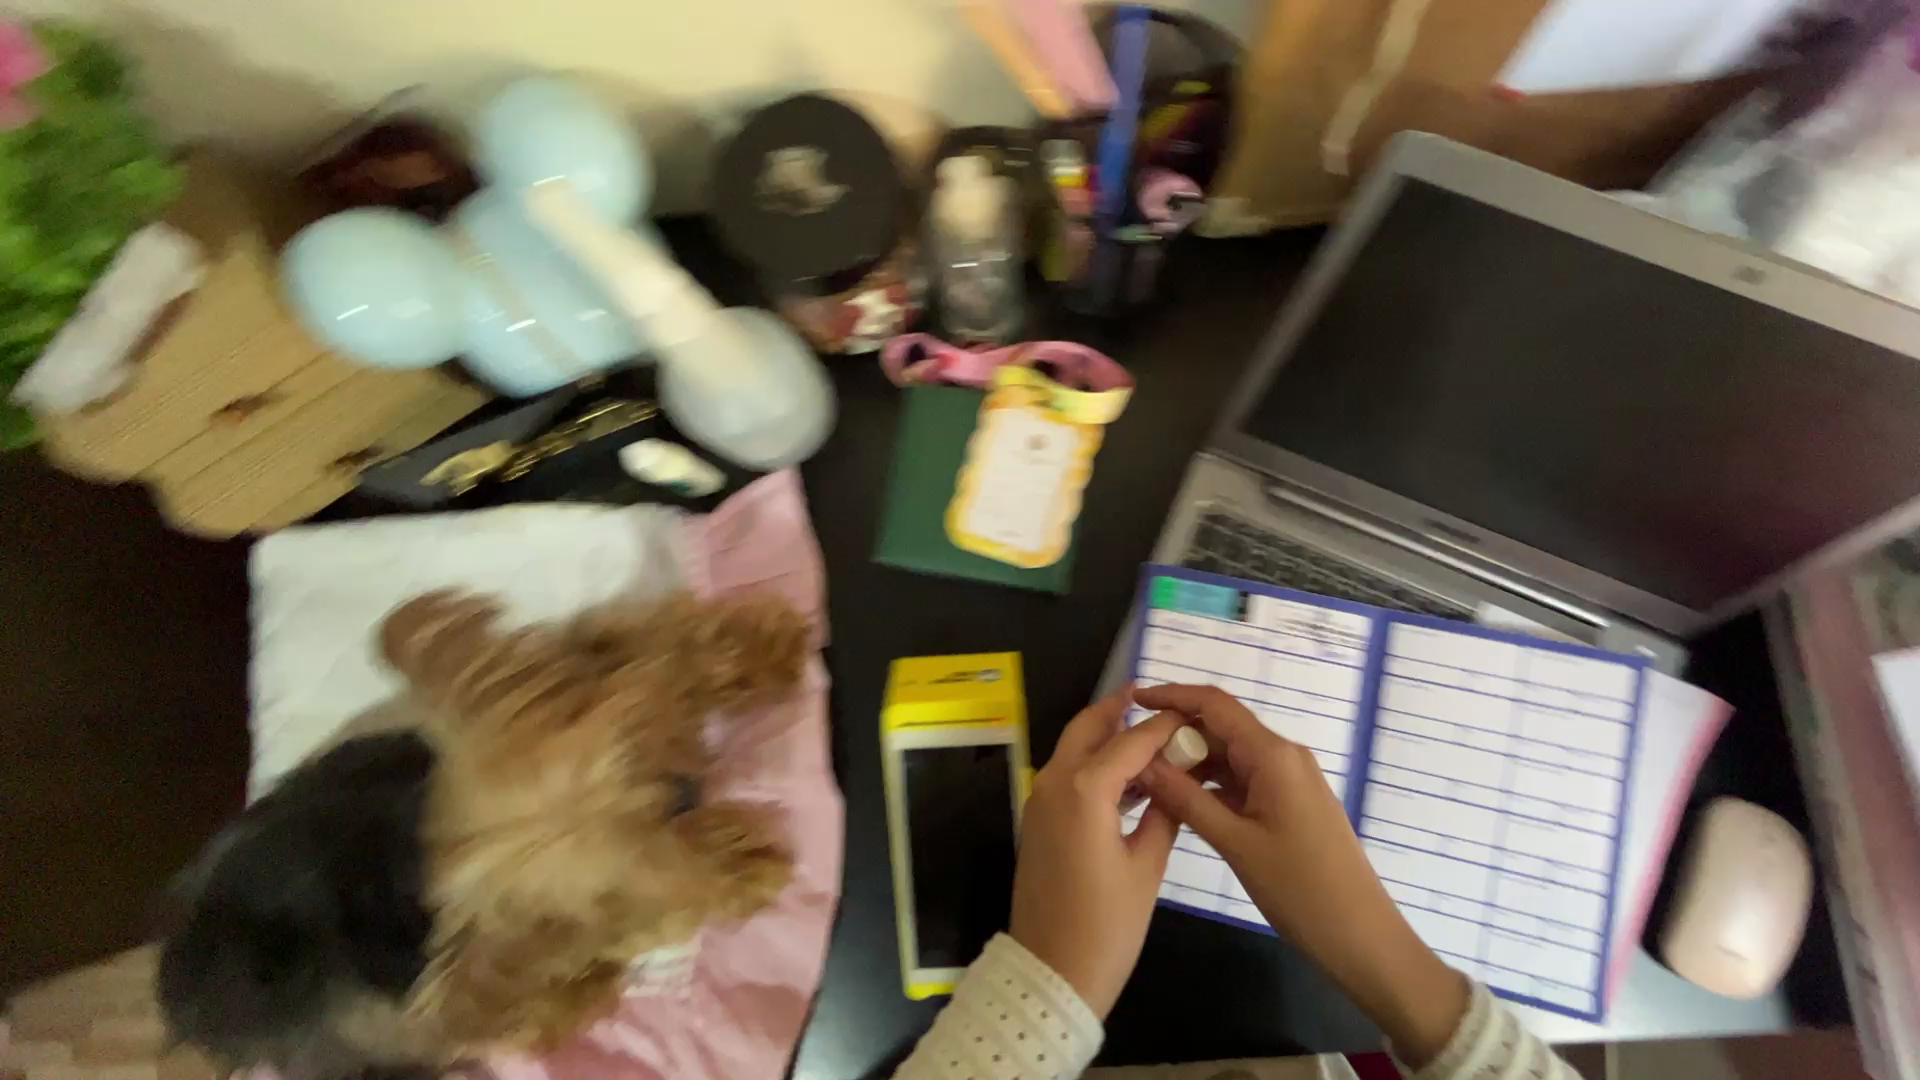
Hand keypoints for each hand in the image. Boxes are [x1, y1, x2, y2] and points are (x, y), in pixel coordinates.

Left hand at [1007, 685, 1187, 1018]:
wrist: (1050, 969)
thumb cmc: (1107, 924)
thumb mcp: (1146, 867)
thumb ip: (1163, 814)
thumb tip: (1178, 783)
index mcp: (1084, 788)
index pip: (1130, 741)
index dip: (1162, 727)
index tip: (1188, 715)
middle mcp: (1055, 781)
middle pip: (1087, 728)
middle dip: (1117, 710)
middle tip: (1148, 697)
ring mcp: (1039, 798)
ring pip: (1073, 748)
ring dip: (1103, 735)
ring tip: (1145, 732)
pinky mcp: (1038, 817)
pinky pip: (1066, 774)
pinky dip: (1092, 763)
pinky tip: (1124, 775)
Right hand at [1133, 684, 1468, 1065]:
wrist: (1365, 940)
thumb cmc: (1302, 890)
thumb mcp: (1235, 843)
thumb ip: (1185, 798)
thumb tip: (1140, 762)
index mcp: (1273, 755)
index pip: (1214, 704)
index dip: (1172, 695)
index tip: (1133, 702)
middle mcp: (1282, 756)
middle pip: (1219, 726)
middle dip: (1175, 734)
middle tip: (1131, 754)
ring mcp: (1288, 779)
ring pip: (1227, 754)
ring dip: (1190, 761)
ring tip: (1147, 778)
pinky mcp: (1288, 802)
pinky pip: (1240, 778)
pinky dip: (1209, 784)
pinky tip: (1181, 802)